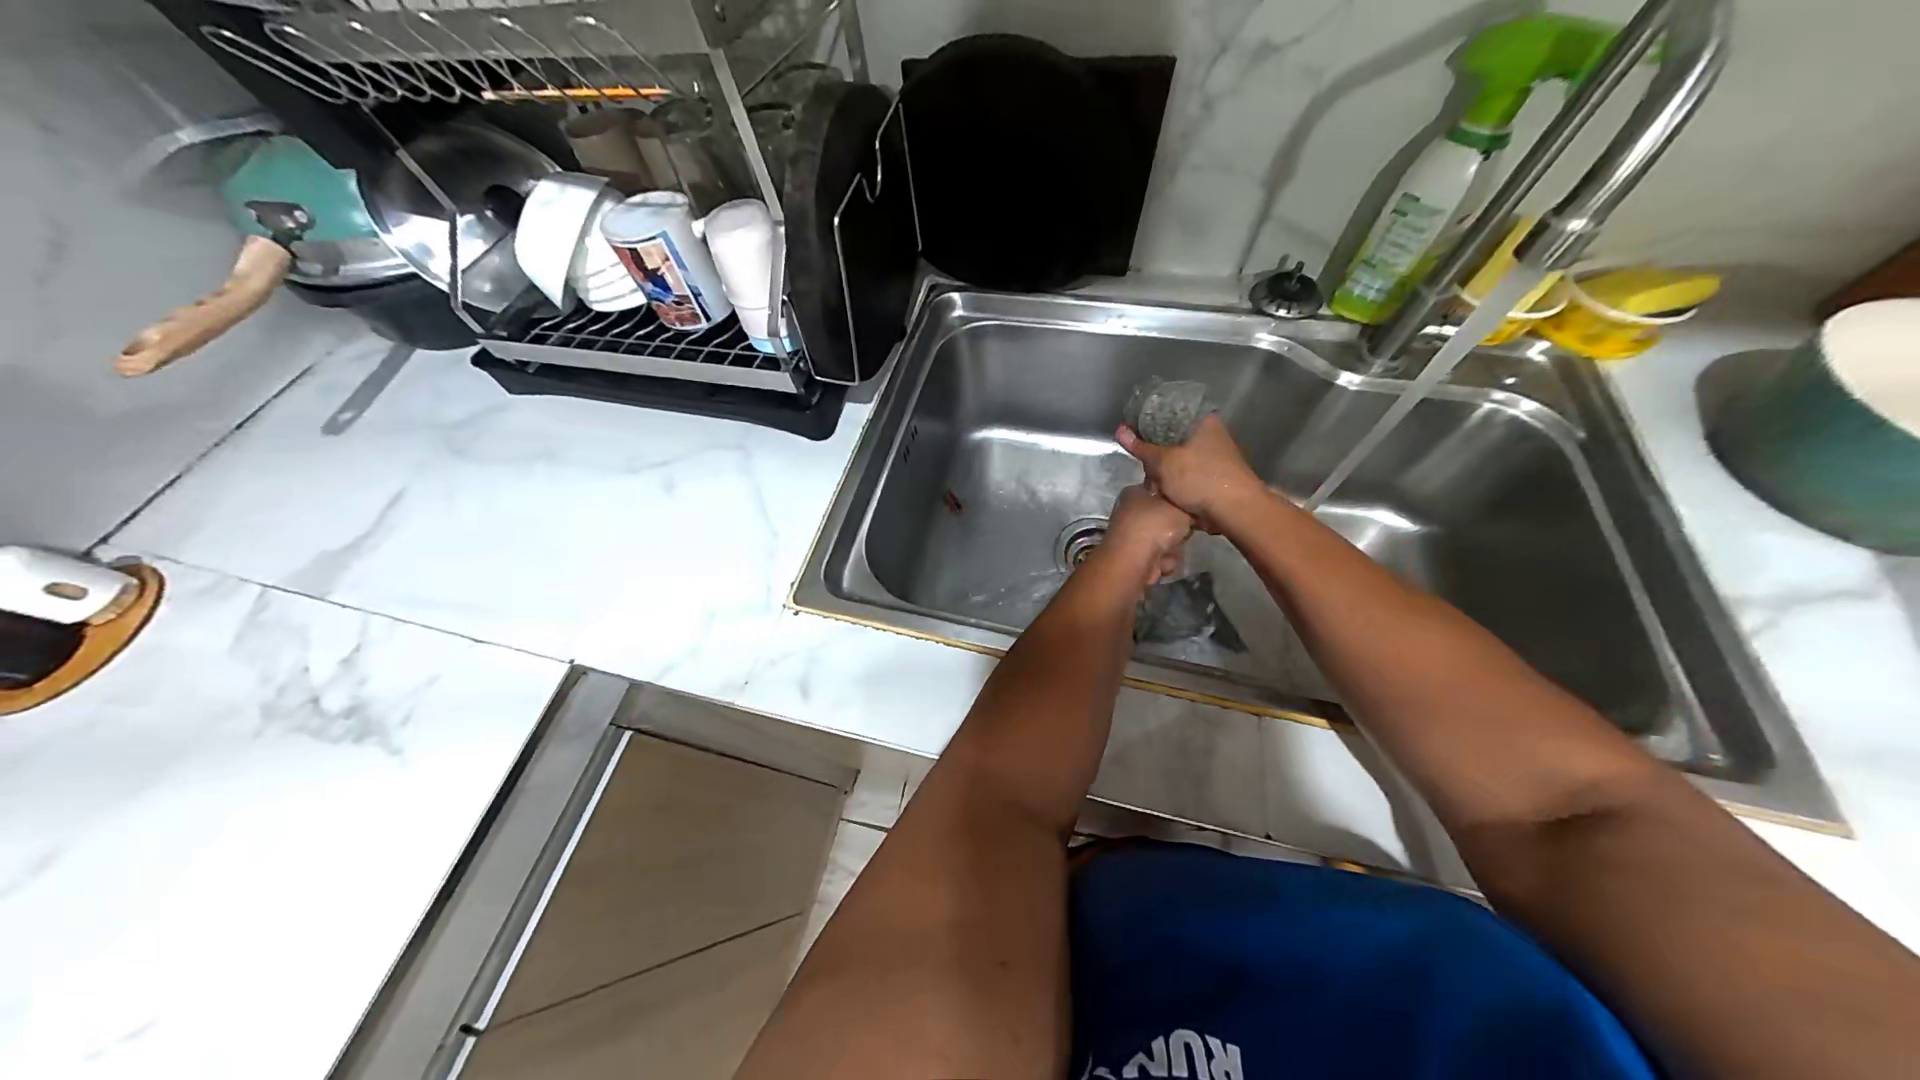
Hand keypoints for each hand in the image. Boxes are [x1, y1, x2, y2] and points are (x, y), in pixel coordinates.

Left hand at [1101, 485, 1191, 585]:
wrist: (1134, 560)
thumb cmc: (1155, 524)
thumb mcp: (1181, 506)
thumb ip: (1188, 505)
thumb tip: (1191, 511)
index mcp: (1134, 493)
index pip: (1161, 492)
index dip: (1177, 502)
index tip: (1188, 509)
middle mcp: (1130, 513)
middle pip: (1165, 520)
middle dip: (1177, 530)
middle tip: (1183, 530)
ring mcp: (1132, 537)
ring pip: (1165, 541)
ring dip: (1173, 549)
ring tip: (1169, 548)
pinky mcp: (1135, 558)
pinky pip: (1160, 558)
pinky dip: (1164, 561)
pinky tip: (1162, 562)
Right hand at [1115, 415, 1264, 533]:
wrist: (1235, 511)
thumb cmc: (1200, 478)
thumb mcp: (1163, 462)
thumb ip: (1141, 448)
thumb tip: (1120, 431)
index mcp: (1203, 421)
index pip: (1169, 414)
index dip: (1147, 424)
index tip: (1132, 435)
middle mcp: (1211, 435)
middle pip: (1172, 439)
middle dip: (1155, 454)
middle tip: (1142, 464)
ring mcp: (1214, 458)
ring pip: (1178, 461)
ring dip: (1164, 473)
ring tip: (1152, 482)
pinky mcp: (1214, 478)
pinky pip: (1186, 477)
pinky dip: (1175, 484)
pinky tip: (1164, 492)